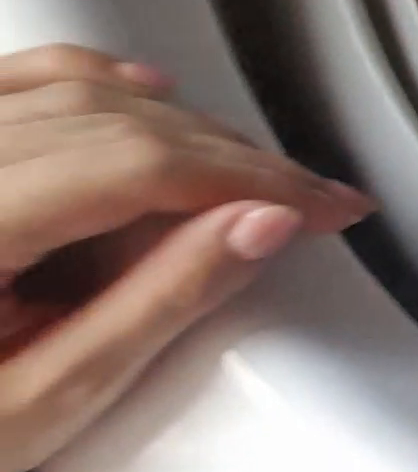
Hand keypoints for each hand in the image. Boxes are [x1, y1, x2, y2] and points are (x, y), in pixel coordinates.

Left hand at [0, 44, 373, 471]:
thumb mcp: (50, 393)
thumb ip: (159, 301)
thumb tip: (262, 227)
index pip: (138, 166)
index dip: (255, 181)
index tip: (330, 208)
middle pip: (117, 125)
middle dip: (242, 161)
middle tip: (320, 199)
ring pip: (76, 94)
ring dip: (192, 130)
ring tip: (263, 175)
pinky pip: (5, 80)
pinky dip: (87, 79)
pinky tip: (147, 91)